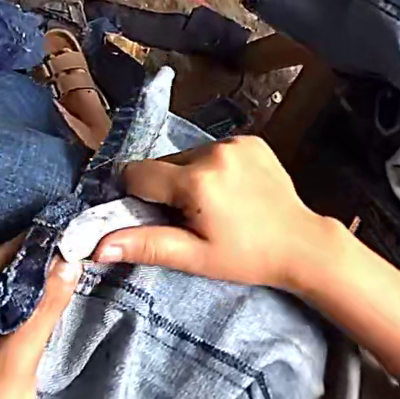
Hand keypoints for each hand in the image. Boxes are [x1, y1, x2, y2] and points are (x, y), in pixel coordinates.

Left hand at [0, 242, 79, 398]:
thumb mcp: (14, 362)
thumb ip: (42, 309)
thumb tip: (71, 259)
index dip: (25, 248)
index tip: (65, 230)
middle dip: (33, 267)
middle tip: (75, 245)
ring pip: (3, 303)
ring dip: (35, 290)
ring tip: (74, 264)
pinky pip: (7, 324)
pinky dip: (31, 313)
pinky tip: (58, 299)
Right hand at [93, 136, 342, 292]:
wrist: (302, 244)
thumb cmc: (248, 257)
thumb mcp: (195, 257)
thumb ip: (145, 245)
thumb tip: (97, 245)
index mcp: (197, 180)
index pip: (138, 173)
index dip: (139, 197)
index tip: (158, 216)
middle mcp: (214, 151)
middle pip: (164, 163)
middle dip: (167, 188)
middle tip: (191, 217)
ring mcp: (236, 143)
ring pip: (188, 156)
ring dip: (190, 177)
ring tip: (215, 206)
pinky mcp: (252, 141)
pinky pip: (215, 150)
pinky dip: (214, 168)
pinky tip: (233, 192)